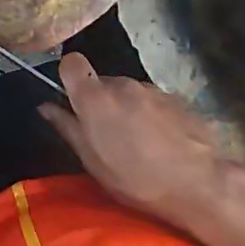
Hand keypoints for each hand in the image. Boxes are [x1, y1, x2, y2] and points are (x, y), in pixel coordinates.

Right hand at [38, 53, 244, 230]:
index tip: (72, 99)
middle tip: (106, 135)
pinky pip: (150, 100)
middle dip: (100, 102)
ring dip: (125, 108)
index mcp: (95, 98)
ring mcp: (152, 88)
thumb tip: (46, 107)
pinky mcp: (175, 97)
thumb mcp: (92, 161)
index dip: (69, 76)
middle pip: (101, 81)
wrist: (197, 182)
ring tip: (136, 143)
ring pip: (127, 91)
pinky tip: (158, 141)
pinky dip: (148, 114)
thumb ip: (68, 128)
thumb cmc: (136, 179)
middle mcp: (123, 84)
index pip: (72, 63)